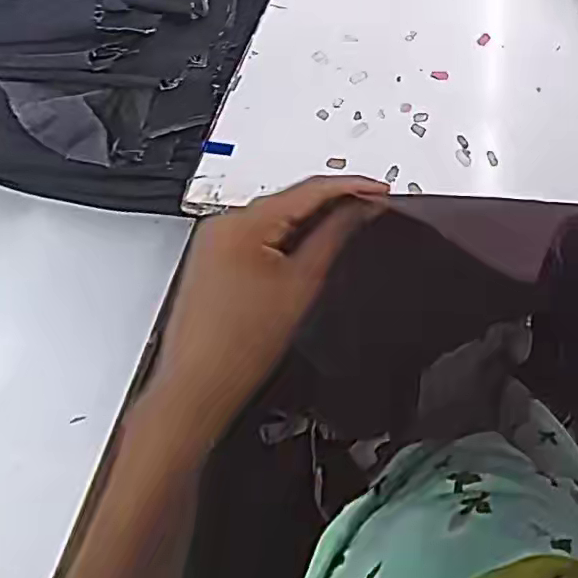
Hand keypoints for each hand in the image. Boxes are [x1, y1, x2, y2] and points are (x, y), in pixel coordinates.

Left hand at [145, 176, 389, 446]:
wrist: (198, 390)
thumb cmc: (238, 349)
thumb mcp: (303, 282)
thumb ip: (336, 234)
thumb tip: (360, 209)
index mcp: (242, 223)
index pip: (310, 189)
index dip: (352, 187)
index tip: (379, 189)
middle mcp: (222, 225)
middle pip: (292, 199)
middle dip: (333, 202)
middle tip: (369, 206)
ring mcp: (214, 241)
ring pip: (277, 216)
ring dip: (312, 220)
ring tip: (346, 226)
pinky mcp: (213, 257)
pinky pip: (260, 234)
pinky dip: (289, 236)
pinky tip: (309, 248)